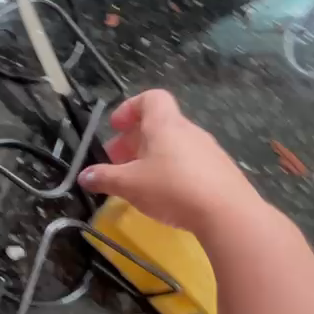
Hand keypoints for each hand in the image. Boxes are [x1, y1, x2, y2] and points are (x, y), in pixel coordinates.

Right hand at [78, 89, 265, 233]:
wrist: (230, 215)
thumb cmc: (172, 188)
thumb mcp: (128, 185)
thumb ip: (103, 178)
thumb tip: (84, 176)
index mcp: (165, 126)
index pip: (151, 98)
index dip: (130, 108)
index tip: (116, 128)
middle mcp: (188, 132)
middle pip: (158, 125)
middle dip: (132, 141)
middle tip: (116, 163)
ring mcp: (208, 151)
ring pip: (172, 145)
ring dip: (150, 157)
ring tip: (137, 182)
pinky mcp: (220, 171)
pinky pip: (188, 162)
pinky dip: (170, 170)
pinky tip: (164, 195)